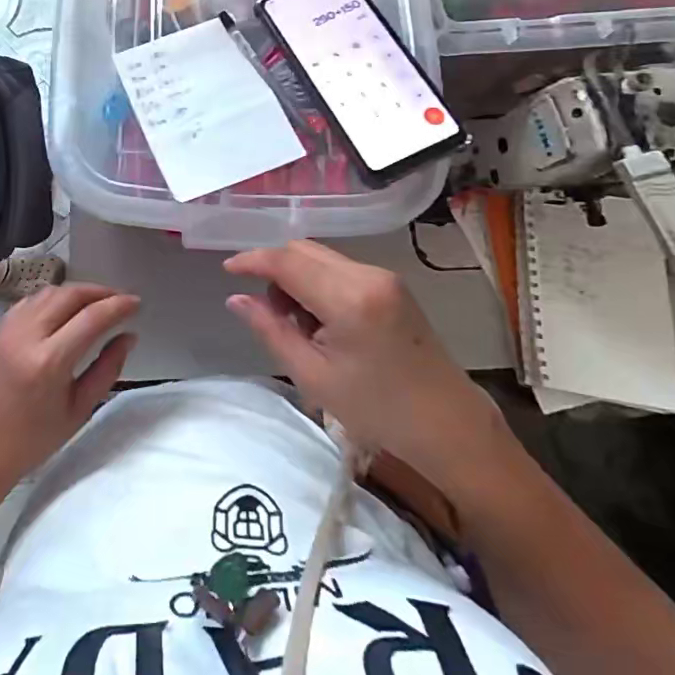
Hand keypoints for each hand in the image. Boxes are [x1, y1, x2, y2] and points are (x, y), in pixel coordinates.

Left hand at [0, 283, 138, 506]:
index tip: (136, 303)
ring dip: (76, 292)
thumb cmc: (32, 440)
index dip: (118, 305)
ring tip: (96, 302)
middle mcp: (25, 337)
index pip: (91, 317)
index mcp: (49, 362)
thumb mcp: (79, 410)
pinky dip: (52, 298)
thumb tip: (128, 337)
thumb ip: (107, 369)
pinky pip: (29, 301)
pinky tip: (64, 310)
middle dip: (99, 292)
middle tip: (119, 300)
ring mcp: (6, 330)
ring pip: (48, 292)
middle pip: (69, 295)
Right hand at [225, 241, 504, 479]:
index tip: (227, 270)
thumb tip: (237, 299)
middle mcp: (369, 275)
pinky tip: (321, 322)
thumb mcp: (313, 375)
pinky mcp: (392, 284)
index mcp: (349, 298)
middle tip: (269, 313)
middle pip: (304, 251)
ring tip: (298, 326)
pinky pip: (340, 270)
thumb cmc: (377, 409)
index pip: (288, 262)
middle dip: (276, 272)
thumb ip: (271, 330)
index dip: (253, 261)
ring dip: (297, 279)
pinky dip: (319, 285)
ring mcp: (384, 276)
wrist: (446, 423)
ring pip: (321, 258)